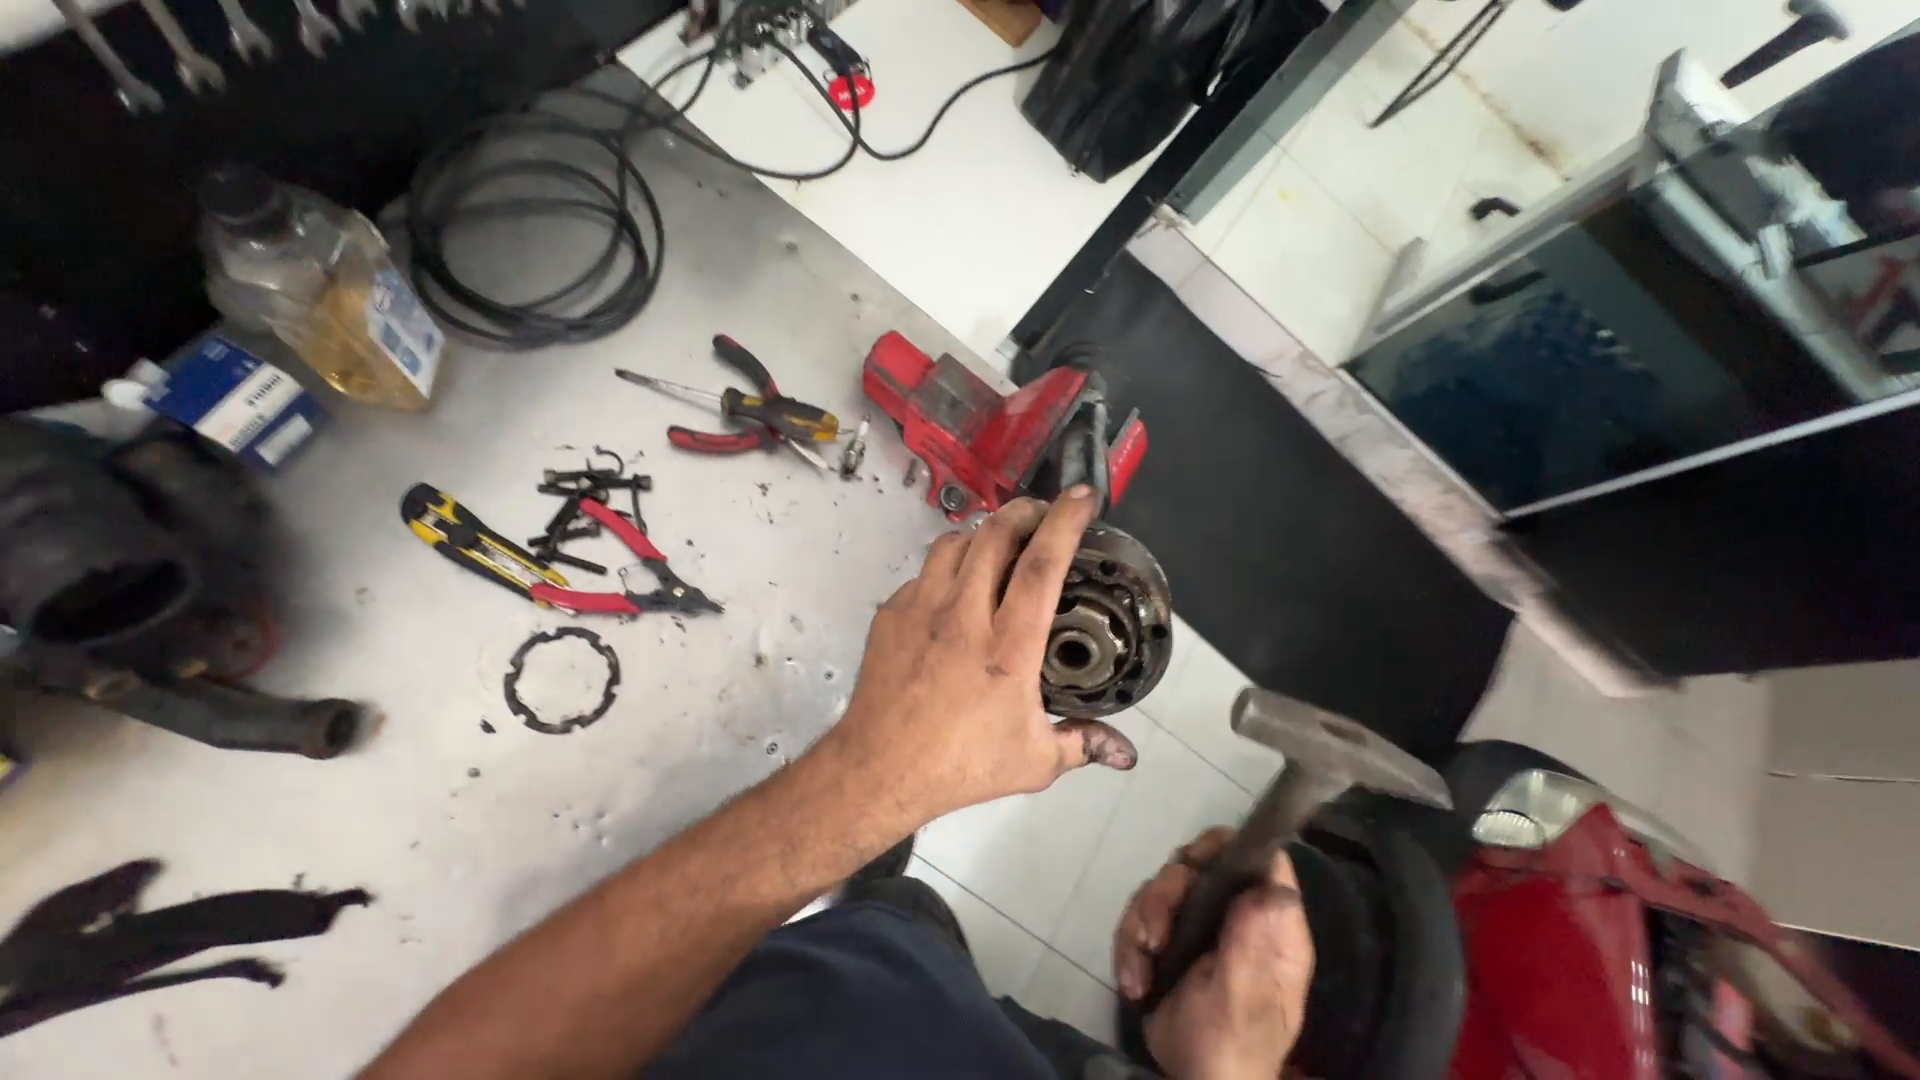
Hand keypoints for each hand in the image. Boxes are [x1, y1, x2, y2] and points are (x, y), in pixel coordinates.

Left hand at [820, 488, 1138, 822]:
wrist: (878, 769)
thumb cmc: (960, 766)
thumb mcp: (1033, 761)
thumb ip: (1083, 744)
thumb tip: (1125, 754)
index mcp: (1008, 645)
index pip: (1042, 564)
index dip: (1066, 522)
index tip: (1082, 498)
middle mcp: (964, 615)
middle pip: (995, 533)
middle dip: (1025, 510)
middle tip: (1042, 514)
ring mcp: (921, 609)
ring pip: (954, 542)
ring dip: (983, 533)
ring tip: (1000, 543)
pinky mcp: (891, 614)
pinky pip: (924, 572)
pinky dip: (947, 568)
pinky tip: (955, 591)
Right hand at [1114, 828, 1313, 1079]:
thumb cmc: (1231, 1048)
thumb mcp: (1242, 1000)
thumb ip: (1253, 945)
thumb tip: (1276, 888)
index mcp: (1270, 925)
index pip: (1258, 859)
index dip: (1225, 850)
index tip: (1194, 867)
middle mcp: (1237, 915)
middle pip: (1196, 866)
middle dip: (1165, 898)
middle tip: (1156, 937)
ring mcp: (1202, 925)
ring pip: (1161, 888)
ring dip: (1141, 926)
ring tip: (1142, 973)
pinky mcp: (1170, 938)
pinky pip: (1139, 918)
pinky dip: (1130, 948)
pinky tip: (1136, 984)